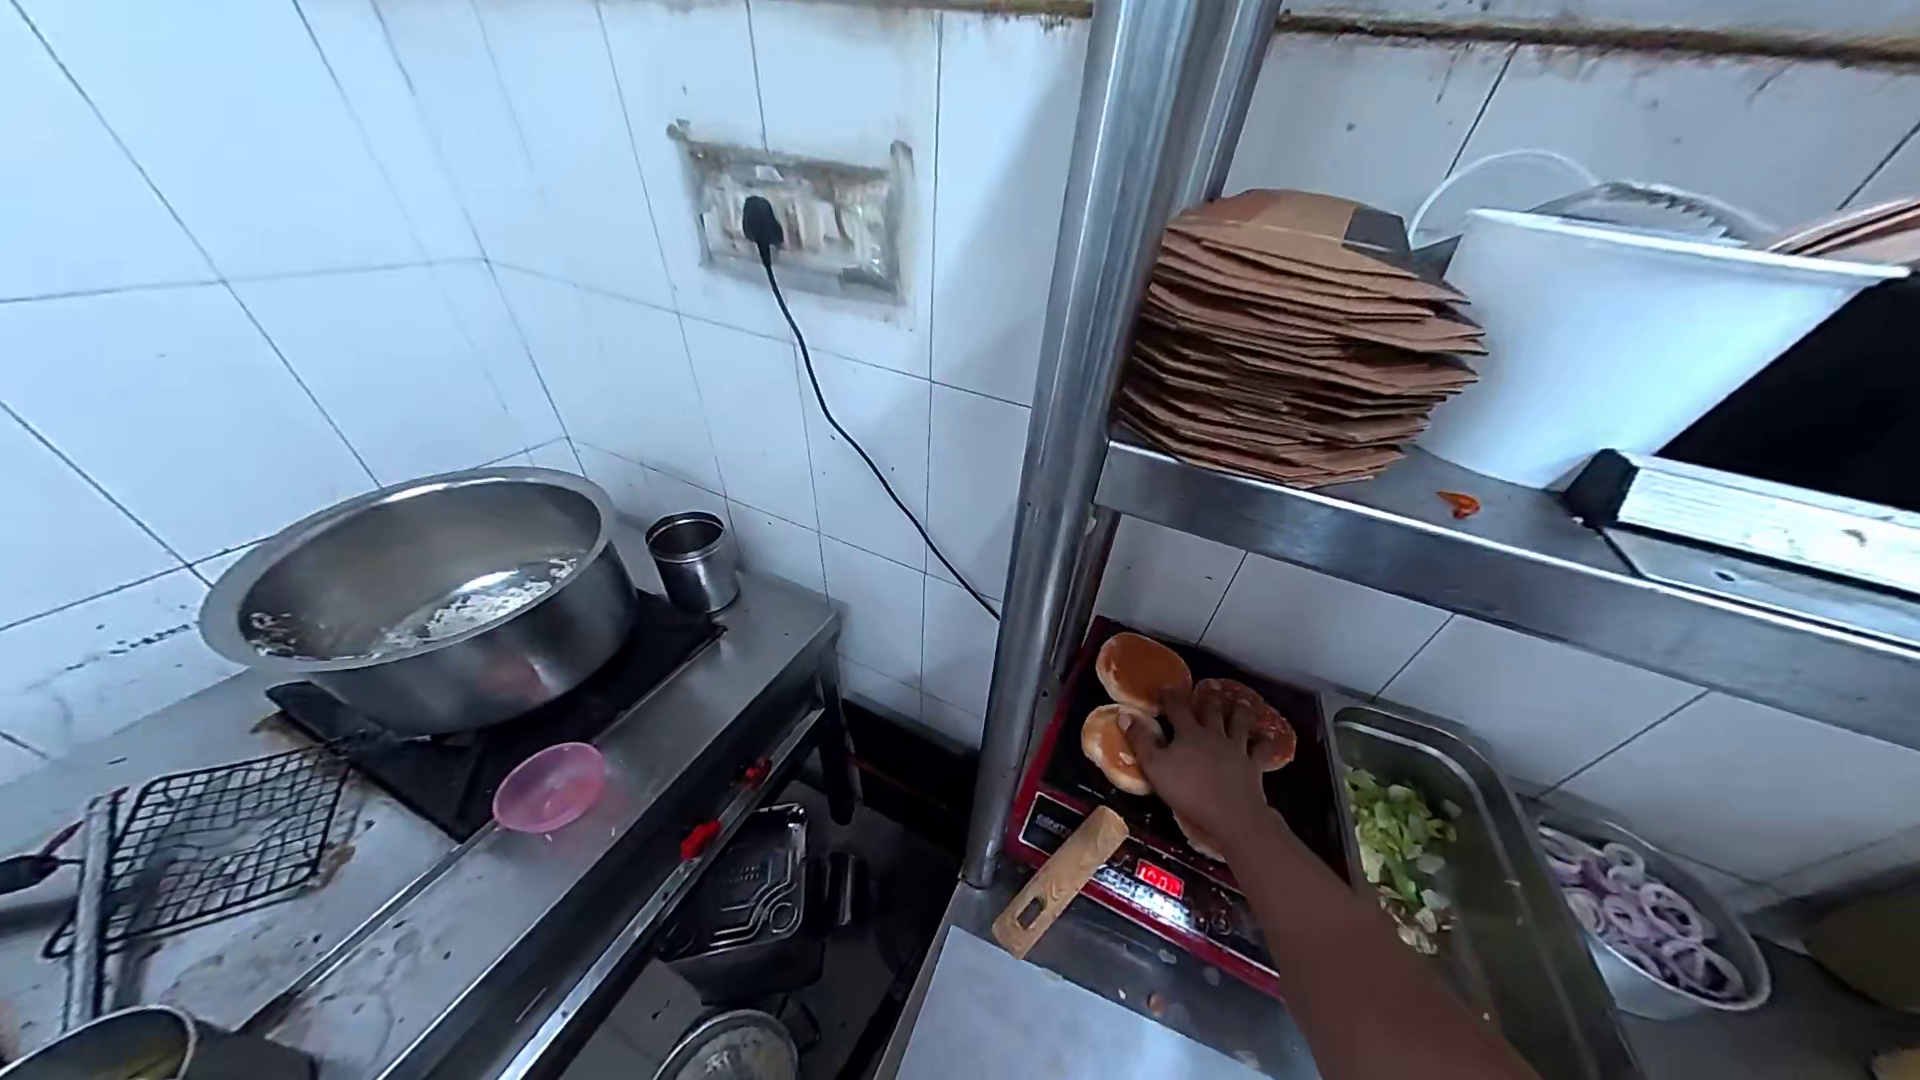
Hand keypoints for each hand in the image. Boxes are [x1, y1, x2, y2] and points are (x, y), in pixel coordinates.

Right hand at [1124, 684, 1278, 849]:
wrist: (1231, 813)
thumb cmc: (1188, 790)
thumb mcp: (1154, 767)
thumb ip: (1140, 741)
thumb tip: (1124, 716)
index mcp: (1188, 733)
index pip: (1177, 708)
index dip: (1171, 696)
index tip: (1167, 687)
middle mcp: (1213, 734)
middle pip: (1212, 710)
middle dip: (1209, 696)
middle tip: (1210, 685)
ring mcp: (1236, 748)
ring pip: (1239, 723)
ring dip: (1239, 710)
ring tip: (1241, 700)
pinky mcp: (1253, 764)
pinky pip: (1261, 749)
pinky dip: (1265, 742)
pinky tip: (1268, 737)